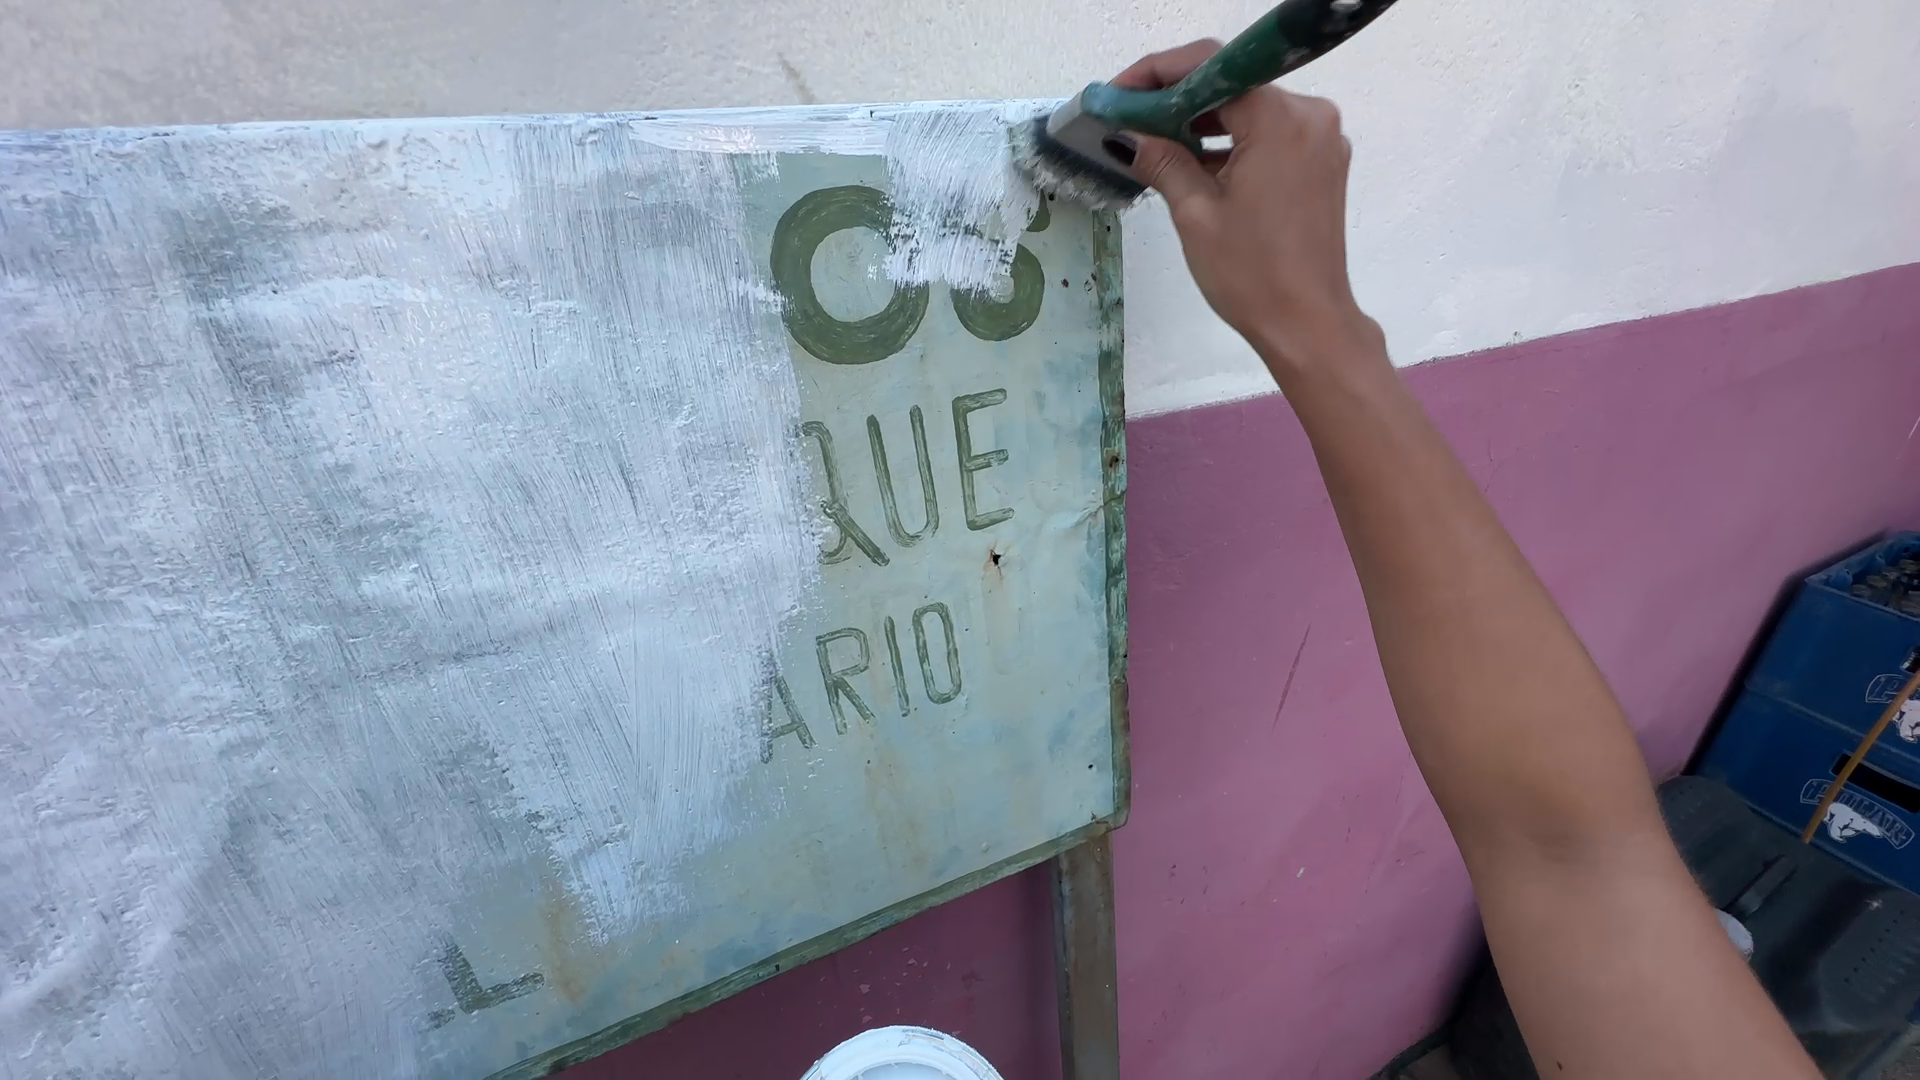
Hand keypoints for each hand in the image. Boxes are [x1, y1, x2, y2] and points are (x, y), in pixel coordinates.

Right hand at [1113, 40, 1385, 385]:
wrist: (1306, 321)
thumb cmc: (1249, 275)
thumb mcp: (1195, 215)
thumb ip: (1164, 162)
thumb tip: (1132, 135)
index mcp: (1279, 119)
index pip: (1211, 68)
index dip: (1157, 74)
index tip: (1119, 94)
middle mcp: (1309, 114)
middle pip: (1233, 85)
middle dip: (1178, 100)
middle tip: (1129, 120)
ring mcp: (1320, 139)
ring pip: (1250, 111)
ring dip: (1203, 124)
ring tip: (1154, 144)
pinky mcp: (1321, 163)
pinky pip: (1269, 136)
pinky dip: (1231, 144)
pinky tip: (1196, 163)